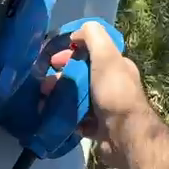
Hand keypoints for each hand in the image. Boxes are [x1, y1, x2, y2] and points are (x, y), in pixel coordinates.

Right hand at [49, 20, 159, 168]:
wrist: (124, 135)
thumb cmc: (114, 92)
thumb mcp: (106, 55)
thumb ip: (93, 36)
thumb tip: (76, 33)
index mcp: (116, 66)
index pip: (90, 52)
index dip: (70, 52)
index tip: (53, 59)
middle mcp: (111, 85)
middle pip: (80, 74)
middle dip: (60, 75)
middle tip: (45, 83)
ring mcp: (104, 107)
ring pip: (76, 96)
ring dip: (58, 95)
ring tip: (44, 100)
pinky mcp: (98, 127)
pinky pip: (76, 117)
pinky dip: (64, 115)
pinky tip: (52, 114)